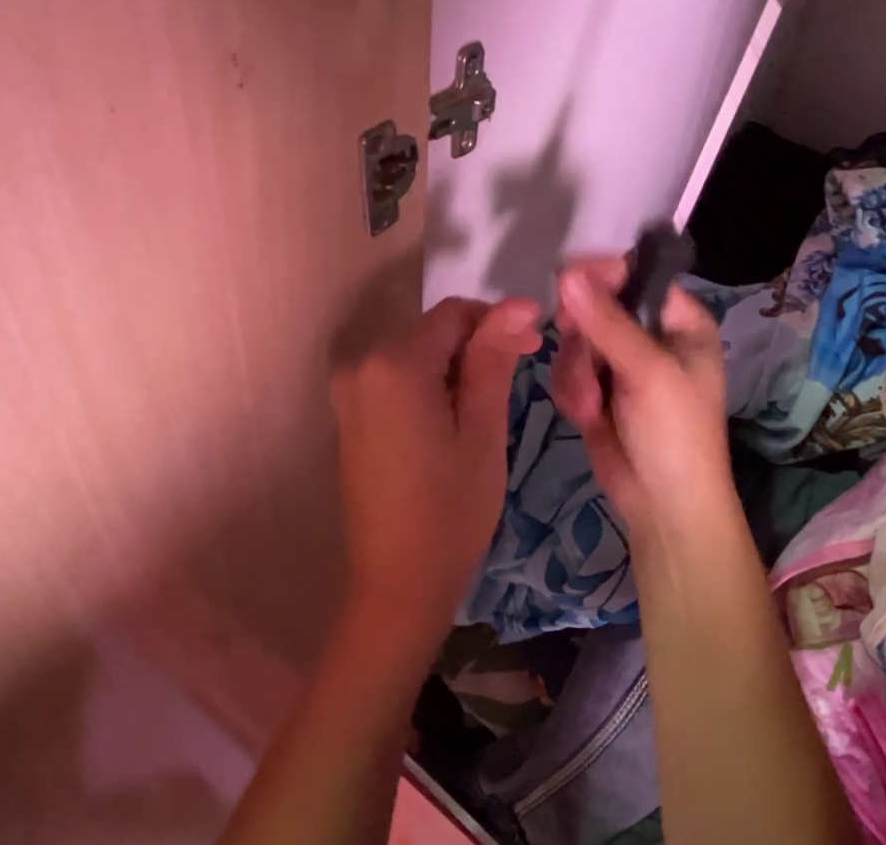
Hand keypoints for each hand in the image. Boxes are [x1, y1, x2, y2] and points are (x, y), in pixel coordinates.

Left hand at [331, 296, 540, 637]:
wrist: (397, 583)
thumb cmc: (452, 509)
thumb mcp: (484, 430)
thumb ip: (494, 359)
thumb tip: (520, 303)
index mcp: (394, 363)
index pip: (455, 312)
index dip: (499, 322)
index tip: (536, 348)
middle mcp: (361, 366)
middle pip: (432, 331)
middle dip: (478, 345)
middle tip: (519, 380)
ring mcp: (348, 393)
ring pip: (416, 355)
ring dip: (456, 368)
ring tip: (490, 409)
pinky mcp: (348, 417)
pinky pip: (397, 381)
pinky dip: (430, 387)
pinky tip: (455, 422)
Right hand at [550, 258, 734, 534]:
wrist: (664, 506)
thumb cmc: (674, 433)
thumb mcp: (647, 372)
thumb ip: (607, 322)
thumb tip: (568, 272)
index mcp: (680, 320)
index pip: (635, 274)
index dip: (601, 276)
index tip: (567, 284)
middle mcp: (651, 334)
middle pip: (595, 305)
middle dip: (584, 342)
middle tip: (586, 365)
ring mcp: (621, 362)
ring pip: (575, 340)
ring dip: (576, 373)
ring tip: (592, 406)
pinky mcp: (597, 388)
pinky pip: (567, 368)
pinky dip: (571, 391)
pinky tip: (586, 415)